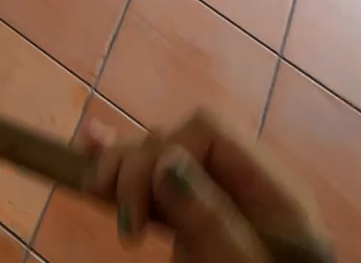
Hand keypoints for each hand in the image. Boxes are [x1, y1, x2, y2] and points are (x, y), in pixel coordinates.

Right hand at [83, 110, 330, 262]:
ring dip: (118, 169)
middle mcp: (241, 185)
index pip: (209, 131)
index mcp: (272, 191)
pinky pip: (151, 175)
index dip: (167, 152)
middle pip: (174, 139)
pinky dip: (118, 162)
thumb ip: (213, 221)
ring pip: (153, 155)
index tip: (145, 207)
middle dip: (135, 169)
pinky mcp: (190, 217)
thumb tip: (166, 159)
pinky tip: (88, 145)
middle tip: (125, 228)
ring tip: (94, 192)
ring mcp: (213, 200)